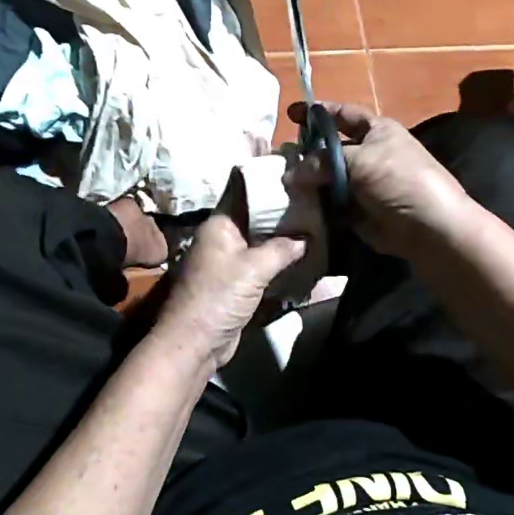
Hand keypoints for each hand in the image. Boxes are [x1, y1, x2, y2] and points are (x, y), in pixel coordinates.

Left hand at [152, 186, 306, 366]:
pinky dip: (281, 258)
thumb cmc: (218, 298)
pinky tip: (305, 255)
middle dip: (283, 208)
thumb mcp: (254, 268)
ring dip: (285, 235)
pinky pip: (263, 262)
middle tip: (317, 199)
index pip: (242, 188)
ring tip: (318, 223)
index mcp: (220, 224)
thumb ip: (282, 249)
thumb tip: (307, 238)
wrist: (195, 343)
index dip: (267, 178)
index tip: (296, 171)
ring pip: (261, 239)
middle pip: (256, 214)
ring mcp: (230, 260)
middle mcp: (224, 237)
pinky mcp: (238, 282)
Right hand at [288, 101, 472, 256]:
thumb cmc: (398, 178)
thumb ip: (322, 161)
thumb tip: (292, 174)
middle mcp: (369, 155)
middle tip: (278, 159)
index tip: (290, 114)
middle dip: (306, 153)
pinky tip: (294, 206)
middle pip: (330, 149)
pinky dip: (315, 206)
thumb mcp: (359, 159)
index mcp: (376, 131)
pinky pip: (330, 205)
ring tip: (280, 185)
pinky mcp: (358, 212)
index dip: (318, 112)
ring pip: (327, 179)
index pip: (343, 114)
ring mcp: (363, 185)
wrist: (427, 224)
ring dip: (307, 183)